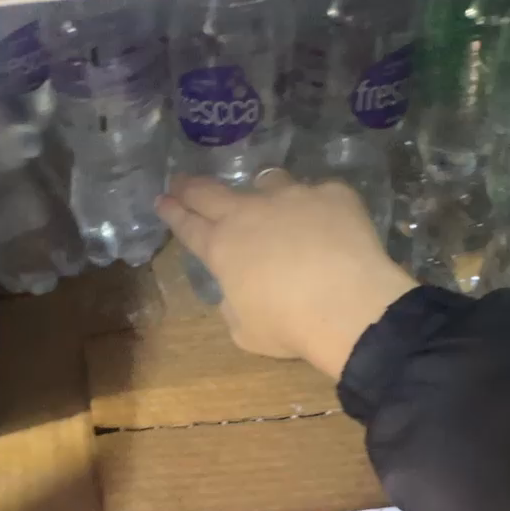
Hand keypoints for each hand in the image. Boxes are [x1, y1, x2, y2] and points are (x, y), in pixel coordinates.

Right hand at [157, 171, 418, 379]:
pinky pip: (317, 193)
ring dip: (260, 190)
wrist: (348, 306)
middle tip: (180, 180)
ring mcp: (291, 196)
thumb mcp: (244, 330)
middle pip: (211, 192)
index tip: (162, 200)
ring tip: (266, 197)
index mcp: (222, 248)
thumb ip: (233, 304)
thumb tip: (238, 292)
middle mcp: (250, 213)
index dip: (172, 212)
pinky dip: (315, 206)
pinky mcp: (331, 193)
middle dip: (190, 186)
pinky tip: (326, 223)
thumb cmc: (288, 326)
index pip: (187, 225)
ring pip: (267, 182)